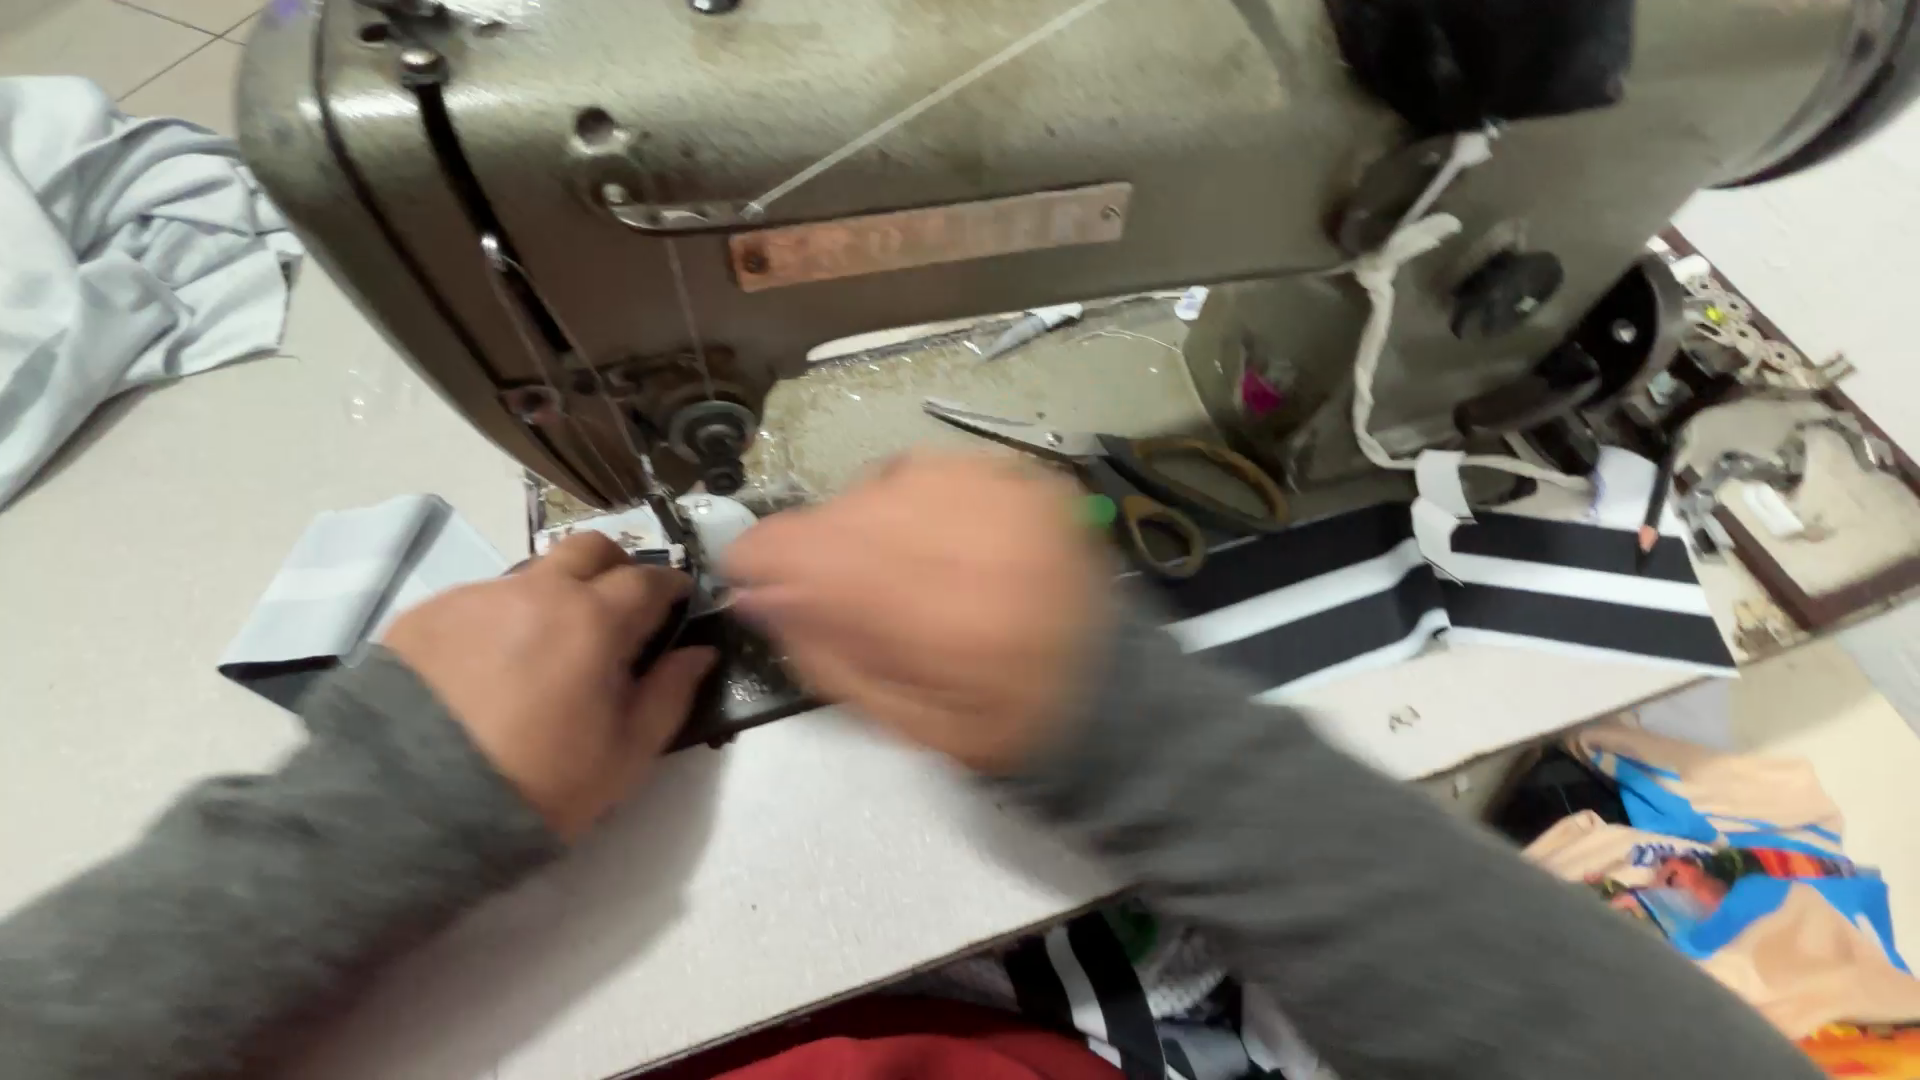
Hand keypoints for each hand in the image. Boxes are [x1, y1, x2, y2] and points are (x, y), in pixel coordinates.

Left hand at [382, 532, 716, 839]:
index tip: (678, 602)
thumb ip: (672, 692)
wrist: (405, 813)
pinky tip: (489, 667)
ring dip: (556, 595)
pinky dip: (503, 620)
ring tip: (546, 647)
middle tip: (619, 609)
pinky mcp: (424, 615)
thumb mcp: (627, 753)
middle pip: (590, 549)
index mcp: (594, 620)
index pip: (648, 579)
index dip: (671, 586)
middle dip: (616, 568)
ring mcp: (476, 598)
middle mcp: (537, 591)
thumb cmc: (539, 784)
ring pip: (534, 573)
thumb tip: (700, 652)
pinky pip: (481, 600)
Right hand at [725, 454, 1108, 771]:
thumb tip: (756, 591)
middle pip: (848, 510)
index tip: (743, 567)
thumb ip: (824, 651)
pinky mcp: (1029, 480)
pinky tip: (933, 537)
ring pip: (887, 480)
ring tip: (895, 562)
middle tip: (827, 581)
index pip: (819, 554)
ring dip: (868, 518)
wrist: (1106, 689)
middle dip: (818, 544)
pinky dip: (915, 497)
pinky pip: (936, 466)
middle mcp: (977, 543)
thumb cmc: (997, 722)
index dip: (764, 554)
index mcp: (944, 621)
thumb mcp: (901, 718)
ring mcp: (1010, 501)